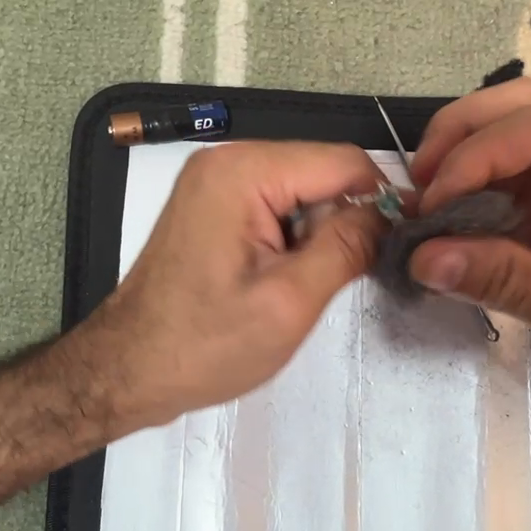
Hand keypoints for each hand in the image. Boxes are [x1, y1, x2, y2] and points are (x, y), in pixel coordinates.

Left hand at [75, 142, 388, 435]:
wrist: (127, 369)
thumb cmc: (203, 344)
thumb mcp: (290, 301)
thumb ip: (348, 247)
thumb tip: (390, 212)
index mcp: (243, 171)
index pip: (343, 160)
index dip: (384, 198)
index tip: (404, 244)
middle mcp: (227, 160)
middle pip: (321, 170)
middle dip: (345, 219)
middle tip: (340, 278)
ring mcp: (215, 180)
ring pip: (302, 189)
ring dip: (318, 232)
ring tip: (303, 284)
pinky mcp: (213, 204)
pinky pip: (275, 203)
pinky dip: (294, 235)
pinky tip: (283, 276)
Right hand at [405, 80, 530, 458]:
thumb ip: (506, 281)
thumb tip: (420, 257)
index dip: (477, 155)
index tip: (433, 205)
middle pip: (528, 111)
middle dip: (464, 135)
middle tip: (418, 183)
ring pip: (515, 142)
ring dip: (462, 161)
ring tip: (423, 204)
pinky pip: (512, 190)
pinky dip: (472, 199)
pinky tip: (444, 226)